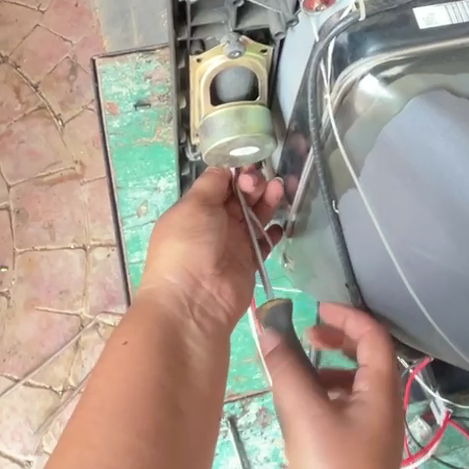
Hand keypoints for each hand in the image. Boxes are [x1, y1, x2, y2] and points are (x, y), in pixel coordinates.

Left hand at [138, 166, 283, 335]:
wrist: (194, 302)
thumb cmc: (188, 246)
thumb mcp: (194, 206)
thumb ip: (212, 184)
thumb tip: (224, 168)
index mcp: (196, 208)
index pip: (220, 183)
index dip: (236, 172)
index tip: (249, 166)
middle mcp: (214, 223)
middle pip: (240, 197)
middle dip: (253, 184)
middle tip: (261, 183)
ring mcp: (233, 243)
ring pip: (254, 216)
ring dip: (267, 201)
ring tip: (278, 190)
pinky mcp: (249, 262)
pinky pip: (264, 242)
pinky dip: (273, 232)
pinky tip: (280, 224)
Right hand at [262, 303, 403, 468]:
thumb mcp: (304, 415)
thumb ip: (287, 367)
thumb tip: (269, 327)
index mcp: (382, 394)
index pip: (375, 336)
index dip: (347, 316)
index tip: (315, 308)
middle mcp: (385, 410)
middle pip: (369, 358)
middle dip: (338, 340)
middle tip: (308, 335)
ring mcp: (375, 435)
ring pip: (357, 384)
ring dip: (329, 367)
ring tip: (298, 372)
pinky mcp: (360, 454)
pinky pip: (348, 408)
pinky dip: (326, 394)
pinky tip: (302, 407)